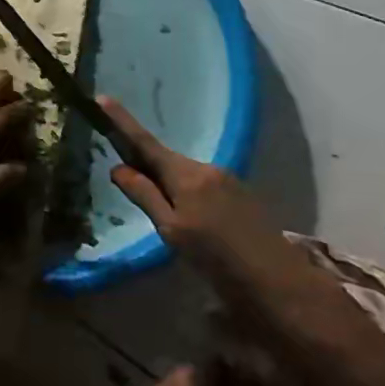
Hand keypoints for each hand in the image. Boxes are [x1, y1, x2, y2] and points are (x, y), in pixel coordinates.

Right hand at [101, 96, 283, 277]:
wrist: (283, 287)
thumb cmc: (219, 261)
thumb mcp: (172, 231)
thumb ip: (144, 195)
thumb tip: (118, 167)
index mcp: (185, 174)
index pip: (145, 142)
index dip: (122, 121)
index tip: (102, 98)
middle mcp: (206, 168)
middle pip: (166, 160)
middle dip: (148, 167)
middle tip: (133, 188)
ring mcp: (228, 180)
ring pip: (186, 175)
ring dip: (172, 186)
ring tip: (171, 220)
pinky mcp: (243, 195)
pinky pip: (204, 186)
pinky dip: (191, 196)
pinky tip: (198, 226)